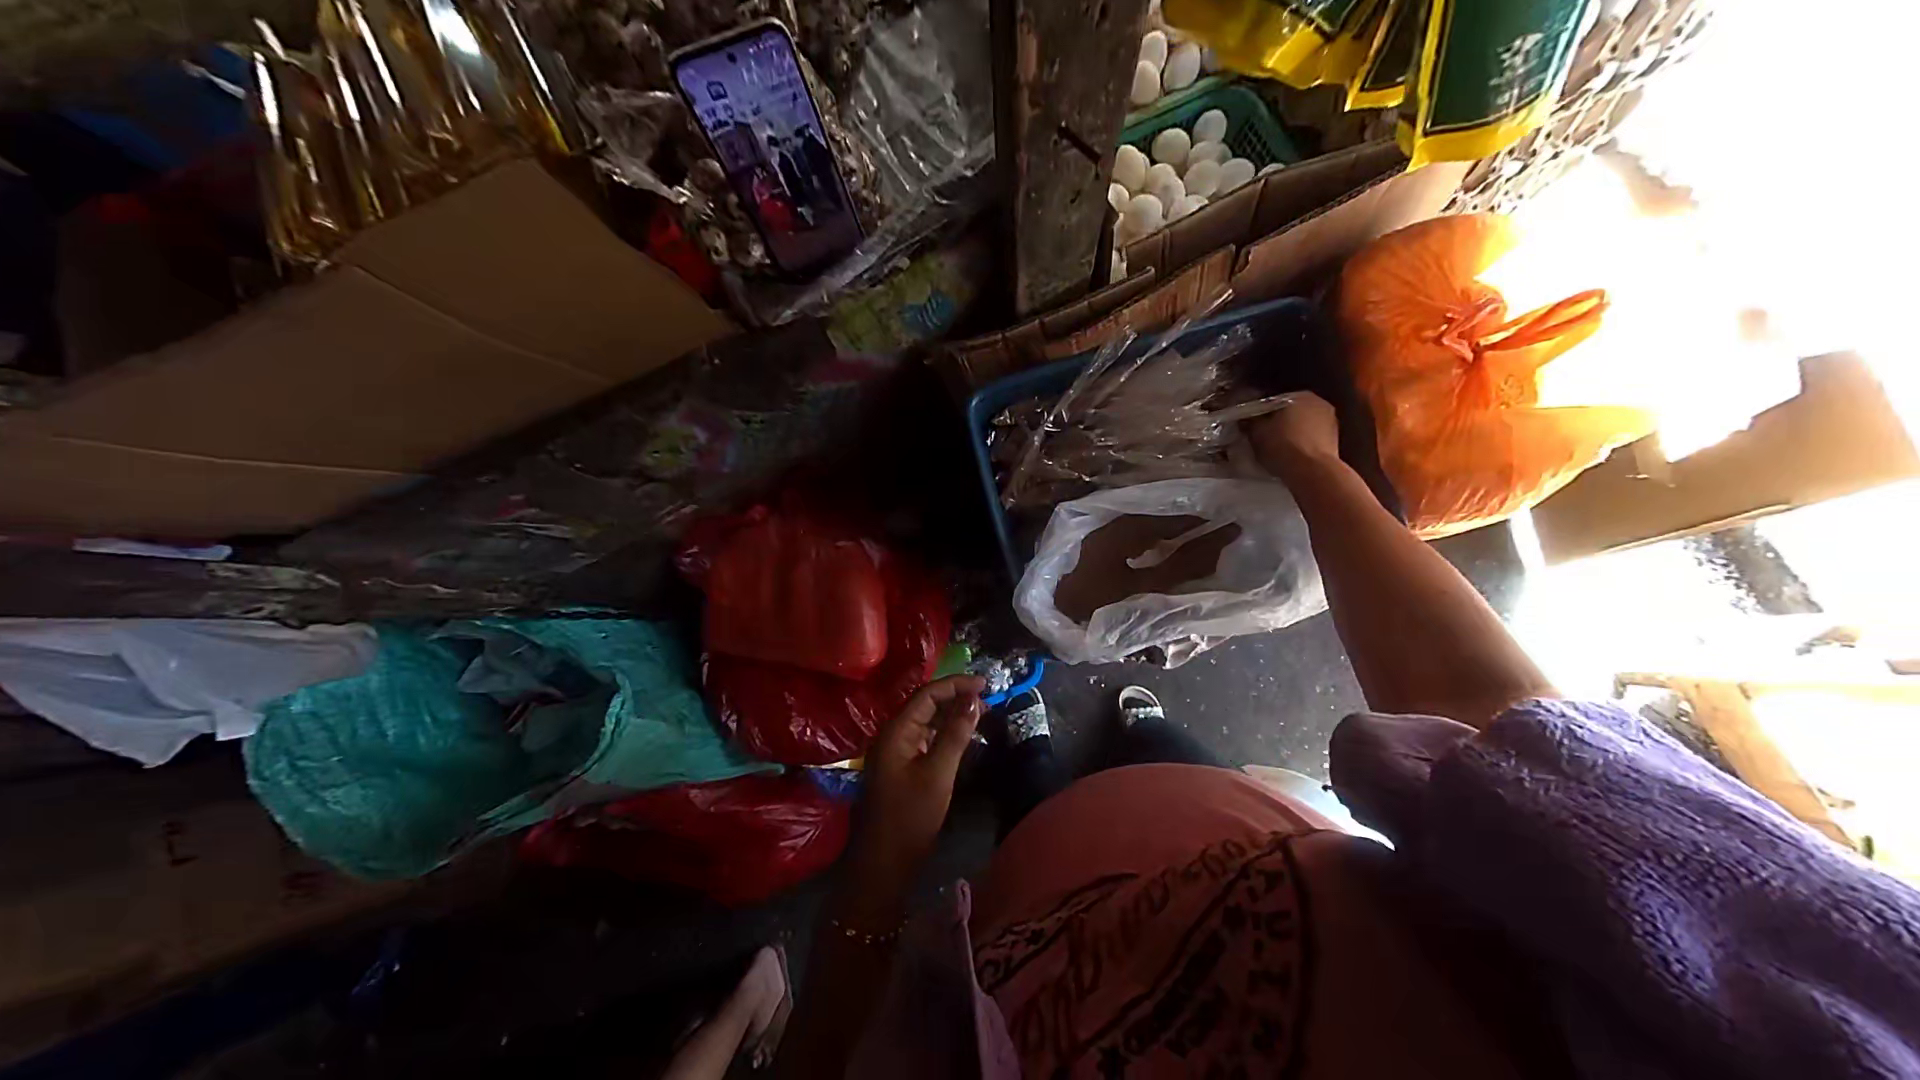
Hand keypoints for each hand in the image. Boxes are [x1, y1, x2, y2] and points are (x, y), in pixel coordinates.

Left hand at [852, 675, 984, 886]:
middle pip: (925, 705)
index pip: (927, 694)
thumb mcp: (938, 774)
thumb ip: (956, 734)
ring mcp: (895, 753)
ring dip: (951, 716)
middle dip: (955, 698)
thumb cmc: (909, 818)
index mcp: (896, 731)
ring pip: (926, 723)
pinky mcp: (900, 769)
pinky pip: (924, 741)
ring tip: (980, 715)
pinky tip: (963, 739)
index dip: (956, 685)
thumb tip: (973, 699)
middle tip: (987, 699)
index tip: (985, 684)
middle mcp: (892, 736)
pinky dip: (944, 735)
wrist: (882, 865)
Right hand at [1249, 392, 1340, 479]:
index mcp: (1298, 395)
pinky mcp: (1335, 440)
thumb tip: (1247, 418)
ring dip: (1292, 433)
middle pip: (1291, 412)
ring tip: (1277, 448)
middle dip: (1278, 422)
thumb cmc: (1282, 446)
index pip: (1273, 401)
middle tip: (1263, 437)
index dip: (1260, 413)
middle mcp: (1318, 402)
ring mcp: (1331, 421)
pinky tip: (1292, 455)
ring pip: (1303, 425)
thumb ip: (1251, 422)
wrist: (1312, 471)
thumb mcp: (1256, 433)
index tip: (1250, 425)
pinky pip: (1311, 438)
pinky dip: (1302, 444)